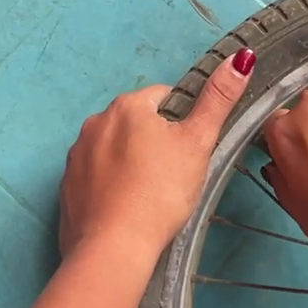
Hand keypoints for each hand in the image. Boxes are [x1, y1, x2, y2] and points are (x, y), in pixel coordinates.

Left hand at [59, 48, 255, 258]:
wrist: (113, 251)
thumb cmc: (161, 191)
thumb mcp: (199, 142)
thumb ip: (219, 98)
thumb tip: (241, 57)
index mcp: (127, 106)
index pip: (164, 98)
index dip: (183, 122)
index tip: (189, 151)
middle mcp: (95, 123)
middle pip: (138, 123)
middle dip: (155, 142)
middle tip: (174, 175)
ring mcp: (75, 157)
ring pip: (115, 149)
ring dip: (131, 163)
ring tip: (150, 195)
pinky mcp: (65, 189)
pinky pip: (96, 177)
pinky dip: (111, 187)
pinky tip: (125, 210)